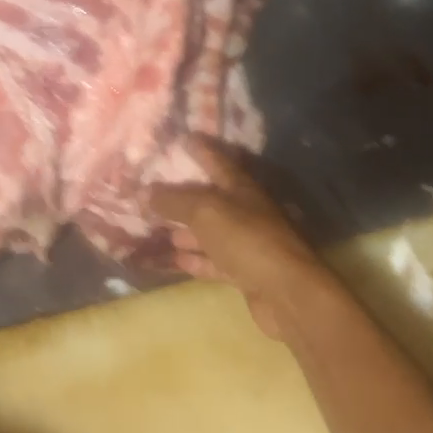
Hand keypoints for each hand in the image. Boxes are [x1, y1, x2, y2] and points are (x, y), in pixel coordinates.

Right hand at [153, 137, 331, 340]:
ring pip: (210, 232)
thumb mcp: (205, 212)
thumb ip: (173, 201)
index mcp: (241, 188)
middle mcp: (246, 211)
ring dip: (186, 230)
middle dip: (183, 194)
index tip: (182, 138)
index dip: (200, 149)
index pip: (217, 160)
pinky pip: (214, 261)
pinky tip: (175, 259)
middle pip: (210, 198)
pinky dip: (196, 259)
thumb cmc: (247, 240)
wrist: (287, 293)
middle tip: (154, 189)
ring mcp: (247, 244)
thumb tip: (144, 192)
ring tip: (157, 227)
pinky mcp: (245, 273)